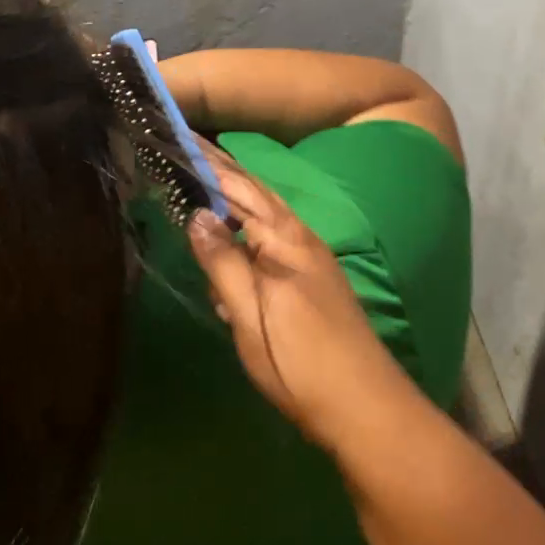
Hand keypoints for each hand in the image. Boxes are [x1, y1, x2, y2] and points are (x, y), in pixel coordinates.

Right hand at [185, 149, 416, 452]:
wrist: (368, 409)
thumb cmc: (303, 364)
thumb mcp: (252, 317)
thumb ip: (224, 263)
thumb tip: (197, 213)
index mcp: (285, 240)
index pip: (238, 187)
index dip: (207, 162)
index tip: (177, 135)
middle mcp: (300, 239)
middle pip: (254, 193)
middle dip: (220, 170)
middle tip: (182, 148)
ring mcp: (310, 260)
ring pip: (264, 216)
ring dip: (232, 196)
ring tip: (198, 183)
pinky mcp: (311, 282)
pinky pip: (271, 240)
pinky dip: (245, 228)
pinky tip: (228, 243)